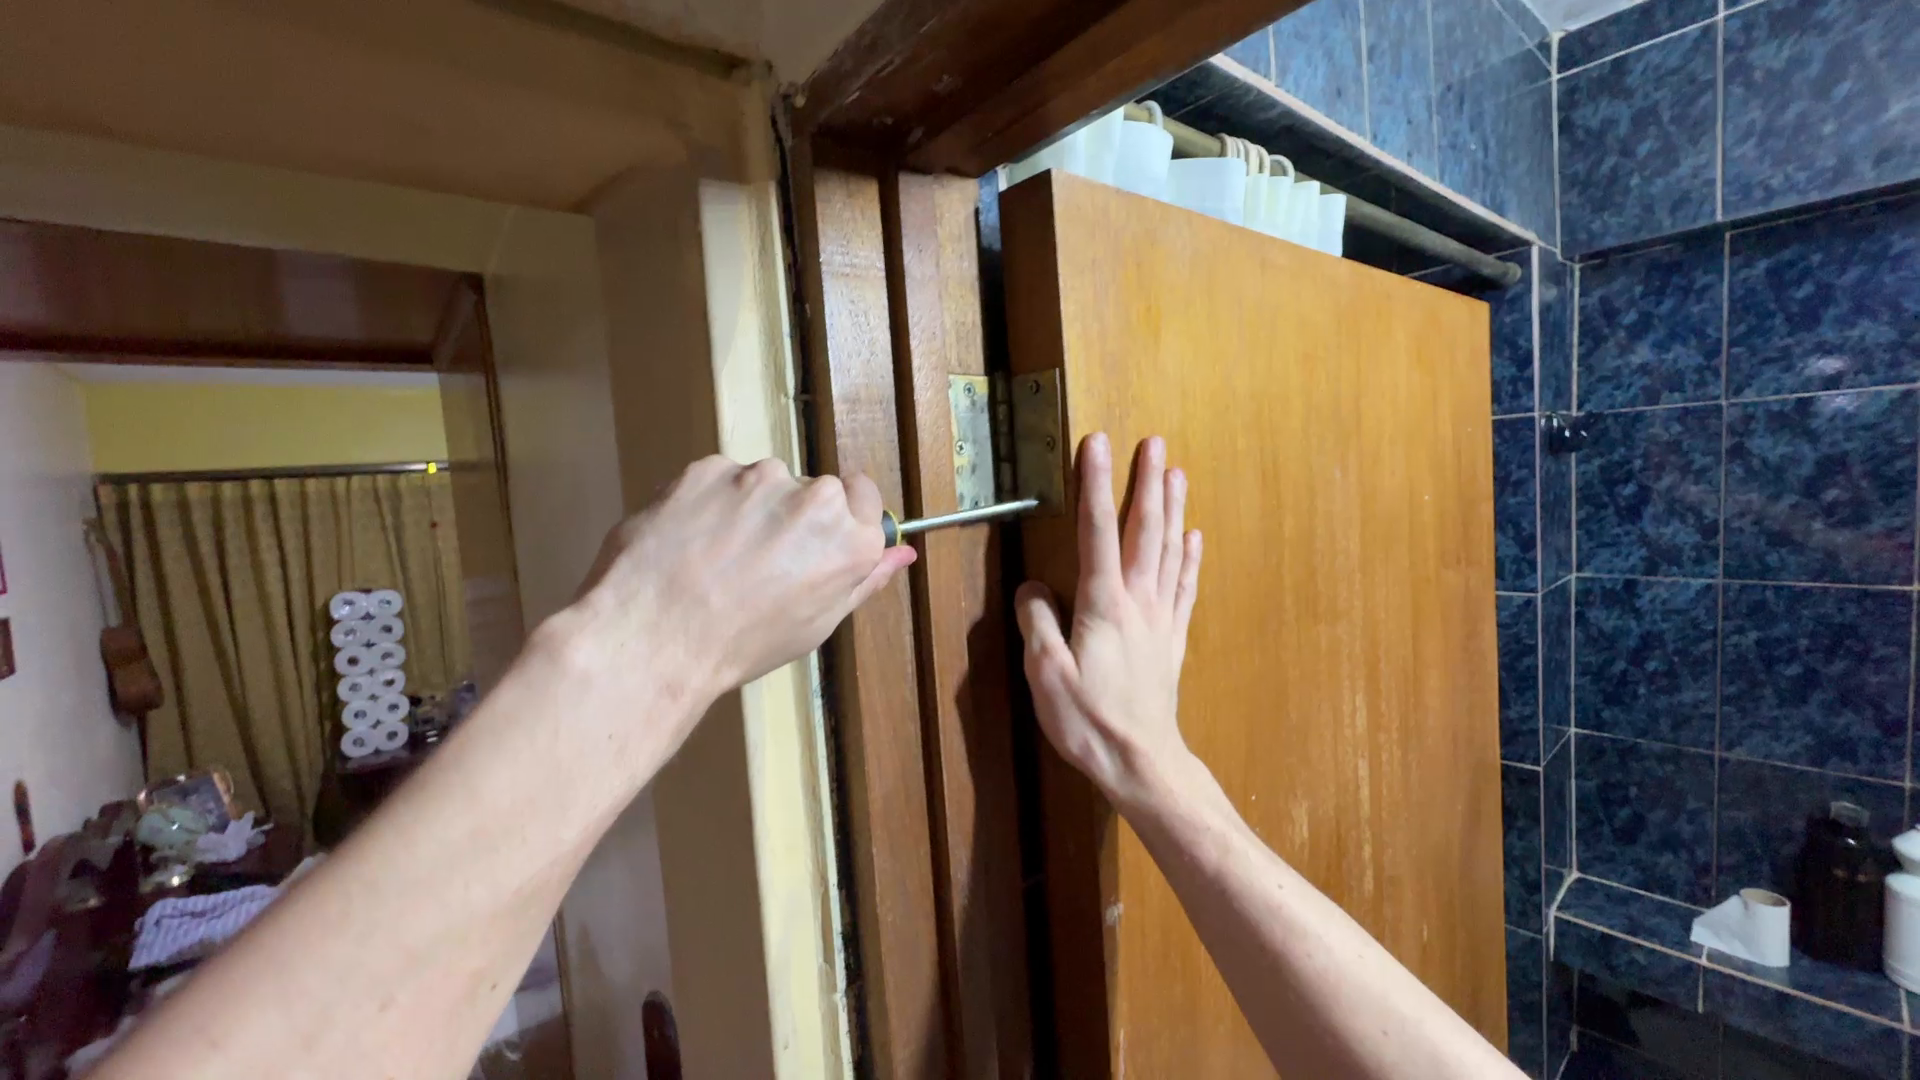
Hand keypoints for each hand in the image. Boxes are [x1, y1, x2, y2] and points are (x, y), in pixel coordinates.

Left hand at [562, 455, 915, 710]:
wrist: (653, 637)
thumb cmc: (742, 645)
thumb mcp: (817, 623)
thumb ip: (865, 578)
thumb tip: (903, 551)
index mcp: (850, 539)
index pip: (864, 494)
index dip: (840, 515)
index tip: (815, 538)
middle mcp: (814, 499)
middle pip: (813, 490)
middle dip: (793, 515)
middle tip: (759, 561)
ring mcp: (758, 477)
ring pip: (763, 482)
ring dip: (749, 507)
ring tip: (714, 556)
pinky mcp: (708, 467)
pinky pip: (718, 478)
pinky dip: (708, 501)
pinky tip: (687, 541)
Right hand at [1015, 434, 1201, 807]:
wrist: (1141, 761)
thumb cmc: (1089, 720)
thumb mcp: (1045, 674)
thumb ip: (1037, 623)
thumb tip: (1032, 588)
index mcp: (1103, 605)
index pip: (1096, 532)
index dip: (1096, 485)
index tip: (1098, 445)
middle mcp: (1138, 602)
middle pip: (1143, 531)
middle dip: (1147, 484)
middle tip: (1154, 444)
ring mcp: (1161, 619)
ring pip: (1168, 551)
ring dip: (1172, 510)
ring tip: (1176, 473)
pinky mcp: (1172, 639)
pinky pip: (1184, 588)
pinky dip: (1190, 559)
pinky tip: (1194, 537)